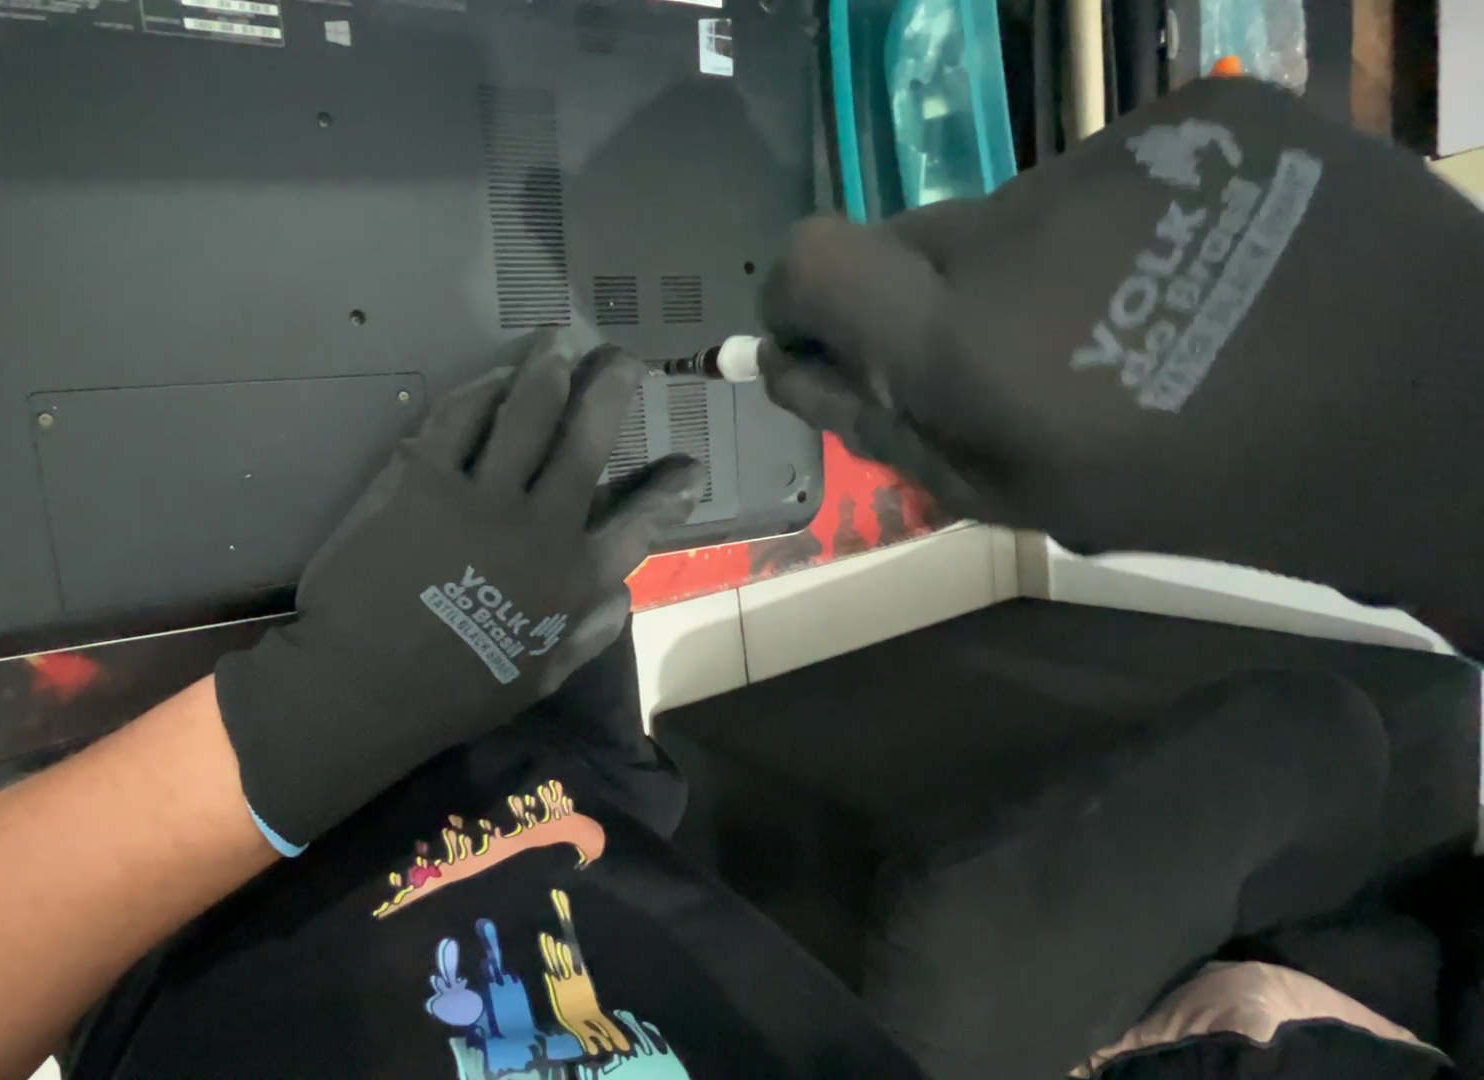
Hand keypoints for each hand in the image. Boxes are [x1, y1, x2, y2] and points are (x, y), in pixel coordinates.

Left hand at [215, 331, 700, 852]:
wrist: (360, 685)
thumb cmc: (453, 692)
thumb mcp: (538, 679)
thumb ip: (588, 634)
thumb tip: (624, 591)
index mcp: (573, 580)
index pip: (640, 523)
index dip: (671, 492)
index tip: (691, 467)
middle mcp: (539, 525)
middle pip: (586, 441)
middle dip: (611, 390)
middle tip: (624, 359)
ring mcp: (479, 495)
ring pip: (527, 413)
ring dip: (549, 369)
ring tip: (560, 340)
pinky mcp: (421, 478)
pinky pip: (456, 418)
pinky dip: (480, 391)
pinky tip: (493, 377)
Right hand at [759, 76, 1483, 618]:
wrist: (1433, 410)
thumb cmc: (1179, 486)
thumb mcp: (996, 490)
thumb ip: (869, 422)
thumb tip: (778, 364)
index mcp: (962, 337)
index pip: (810, 260)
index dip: (795, 294)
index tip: (821, 334)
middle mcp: (1018, 227)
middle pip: (899, 238)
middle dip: (912, 296)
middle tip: (995, 352)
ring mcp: (1113, 155)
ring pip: (999, 213)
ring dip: (1013, 269)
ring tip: (1110, 319)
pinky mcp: (1198, 111)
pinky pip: (1090, 175)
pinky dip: (1097, 228)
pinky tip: (1173, 270)